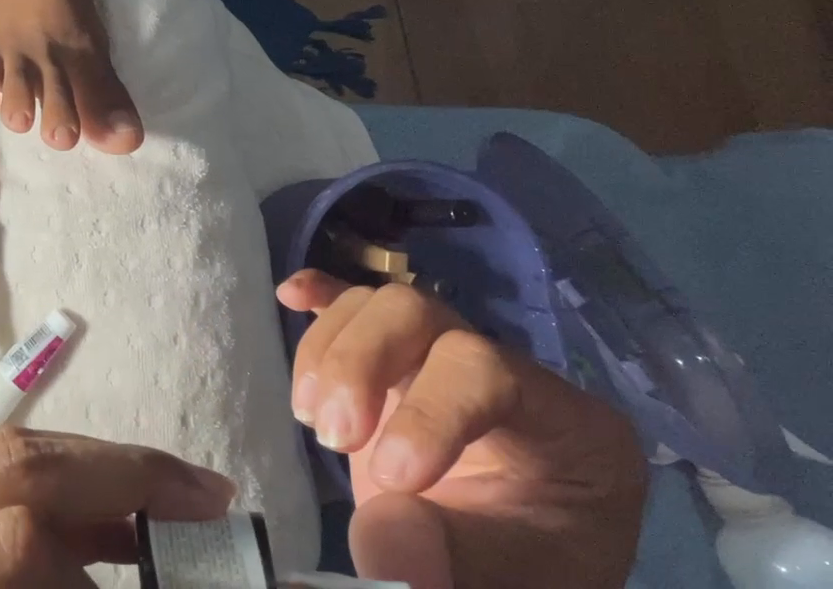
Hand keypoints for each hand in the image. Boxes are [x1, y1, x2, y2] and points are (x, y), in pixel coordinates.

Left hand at [0, 427, 233, 587]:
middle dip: (119, 473)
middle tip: (205, 496)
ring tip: (165, 500)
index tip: (180, 565)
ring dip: (89, 471)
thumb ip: (60, 583)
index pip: (17, 539)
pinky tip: (100, 520)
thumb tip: (150, 565)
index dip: (100, 554)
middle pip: (10, 466)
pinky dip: (45, 492)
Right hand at [278, 270, 648, 588]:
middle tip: (331, 437)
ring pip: (376, 306)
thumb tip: (379, 535)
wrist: (486, 574)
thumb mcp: (508, 583)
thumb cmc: (517, 577)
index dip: (427, 412)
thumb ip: (453, 560)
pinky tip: (290, 298)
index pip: (487, 371)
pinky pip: (353, 303)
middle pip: (419, 313)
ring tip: (313, 421)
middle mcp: (500, 370)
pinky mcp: (388, 356)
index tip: (388, 478)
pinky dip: (319, 296)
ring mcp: (438, 355)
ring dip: (328, 353)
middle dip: (358, 364)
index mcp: (566, 424)